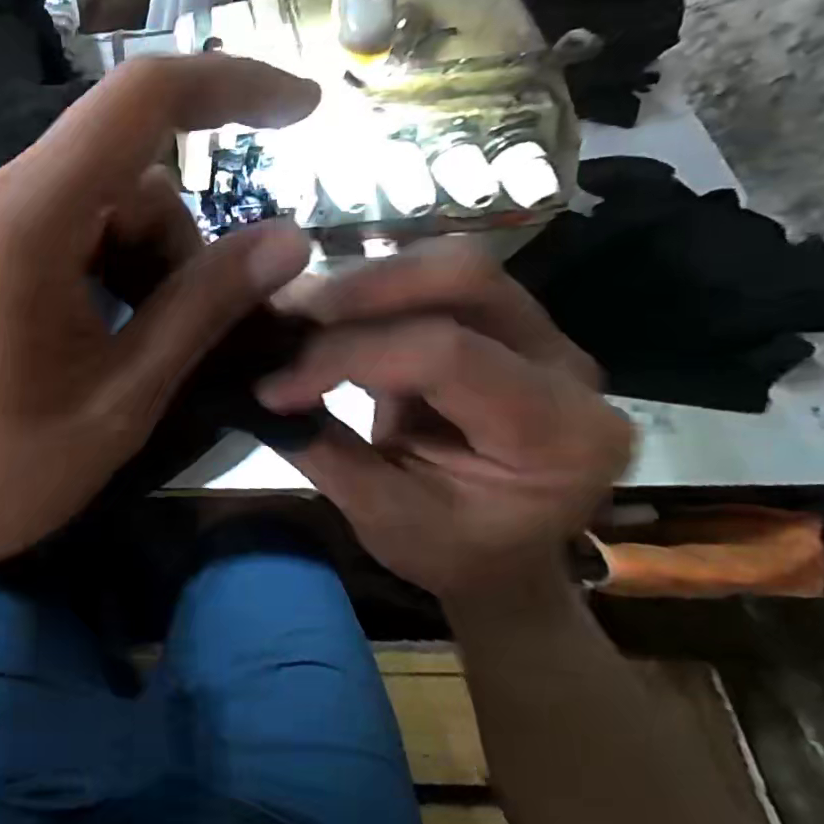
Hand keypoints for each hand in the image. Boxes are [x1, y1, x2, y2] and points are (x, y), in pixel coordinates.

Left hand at [0, 56, 318, 658]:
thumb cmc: (0, 476)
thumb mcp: (124, 396)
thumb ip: (206, 306)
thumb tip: (293, 235)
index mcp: (24, 219)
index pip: (140, 100)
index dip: (233, 86)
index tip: (306, 109)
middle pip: (129, 175)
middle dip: (181, 246)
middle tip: (186, 340)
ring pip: (103, 207)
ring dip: (147, 267)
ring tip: (136, 357)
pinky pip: (67, 231)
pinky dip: (109, 272)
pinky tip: (101, 342)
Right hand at [257, 235, 633, 603]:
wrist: (506, 554)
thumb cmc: (456, 553)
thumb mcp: (385, 519)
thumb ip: (326, 451)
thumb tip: (256, 388)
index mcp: (558, 435)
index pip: (445, 355)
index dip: (346, 356)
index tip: (274, 386)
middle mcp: (567, 368)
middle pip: (465, 279)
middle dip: (364, 288)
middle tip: (288, 314)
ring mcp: (544, 336)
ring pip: (452, 268)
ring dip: (368, 283)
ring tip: (301, 314)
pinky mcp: (509, 324)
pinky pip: (440, 284)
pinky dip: (378, 293)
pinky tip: (332, 318)